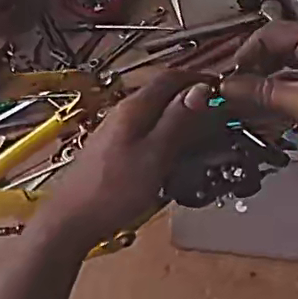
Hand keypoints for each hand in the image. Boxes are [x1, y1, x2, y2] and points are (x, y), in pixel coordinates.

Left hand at [28, 71, 216, 248]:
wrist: (73, 220)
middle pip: (162, 95)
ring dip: (180, 119)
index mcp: (133, 109)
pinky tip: (175, 155)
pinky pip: (145, 134)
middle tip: (219, 114)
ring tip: (204, 135)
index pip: (170, 77)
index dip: (199, 78)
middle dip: (192, 100)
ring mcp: (115, 133)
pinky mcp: (112, 152)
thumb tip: (201, 89)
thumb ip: (177, 121)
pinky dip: (166, 137)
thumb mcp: (154, 155)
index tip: (224, 88)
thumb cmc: (112, 191)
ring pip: (154, 115)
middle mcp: (122, 115)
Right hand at [217, 20, 297, 193]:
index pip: (268, 35)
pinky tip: (271, 114)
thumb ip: (264, 92)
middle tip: (231, 95)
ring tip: (246, 108)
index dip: (242, 57)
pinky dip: (285, 97)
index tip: (225, 79)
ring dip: (267, 88)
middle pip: (277, 51)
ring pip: (289, 70)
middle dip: (253, 73)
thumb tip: (231, 86)